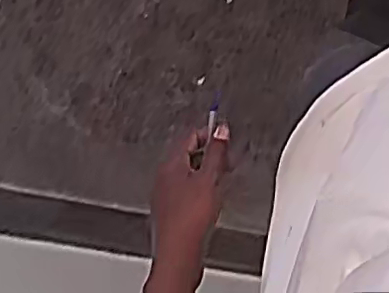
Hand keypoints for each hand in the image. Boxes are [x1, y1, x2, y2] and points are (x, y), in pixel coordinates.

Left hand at [146, 124, 230, 291]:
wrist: (178, 258)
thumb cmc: (189, 220)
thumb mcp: (210, 179)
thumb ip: (216, 152)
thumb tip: (220, 130)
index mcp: (171, 164)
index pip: (190, 136)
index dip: (209, 134)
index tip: (223, 138)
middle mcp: (164, 177)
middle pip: (188, 154)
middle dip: (209, 155)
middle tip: (224, 161)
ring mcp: (165, 195)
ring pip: (187, 174)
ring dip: (204, 173)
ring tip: (219, 182)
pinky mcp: (169, 212)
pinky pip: (185, 191)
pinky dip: (198, 190)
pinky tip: (208, 202)